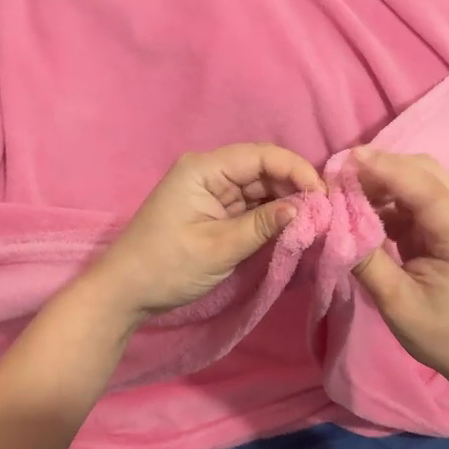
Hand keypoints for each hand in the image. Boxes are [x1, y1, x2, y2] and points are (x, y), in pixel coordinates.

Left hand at [79, 143, 323, 324]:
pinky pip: (248, 206)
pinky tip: (291, 226)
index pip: (260, 155)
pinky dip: (269, 215)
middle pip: (262, 169)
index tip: (323, 195)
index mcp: (203, 169)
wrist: (125, 292)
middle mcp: (208, 173)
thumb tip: (304, 209)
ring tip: (313, 221)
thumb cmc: (166, 266)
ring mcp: (210, 192)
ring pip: (258, 188)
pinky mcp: (212, 211)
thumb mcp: (219, 248)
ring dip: (285, 202)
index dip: (295, 170)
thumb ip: (263, 225)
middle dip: (294, 187)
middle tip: (324, 213)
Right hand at [350, 149, 448, 385]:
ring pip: (420, 181)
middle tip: (340, 174)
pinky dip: (386, 197)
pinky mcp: (442, 228)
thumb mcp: (396, 303)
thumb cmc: (440, 334)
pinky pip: (413, 199)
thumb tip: (333, 227)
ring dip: (383, 179)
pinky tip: (361, 206)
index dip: (389, 170)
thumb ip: (366, 262)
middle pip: (426, 174)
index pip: (427, 191)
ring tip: (344, 188)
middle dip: (383, 167)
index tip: (350, 159)